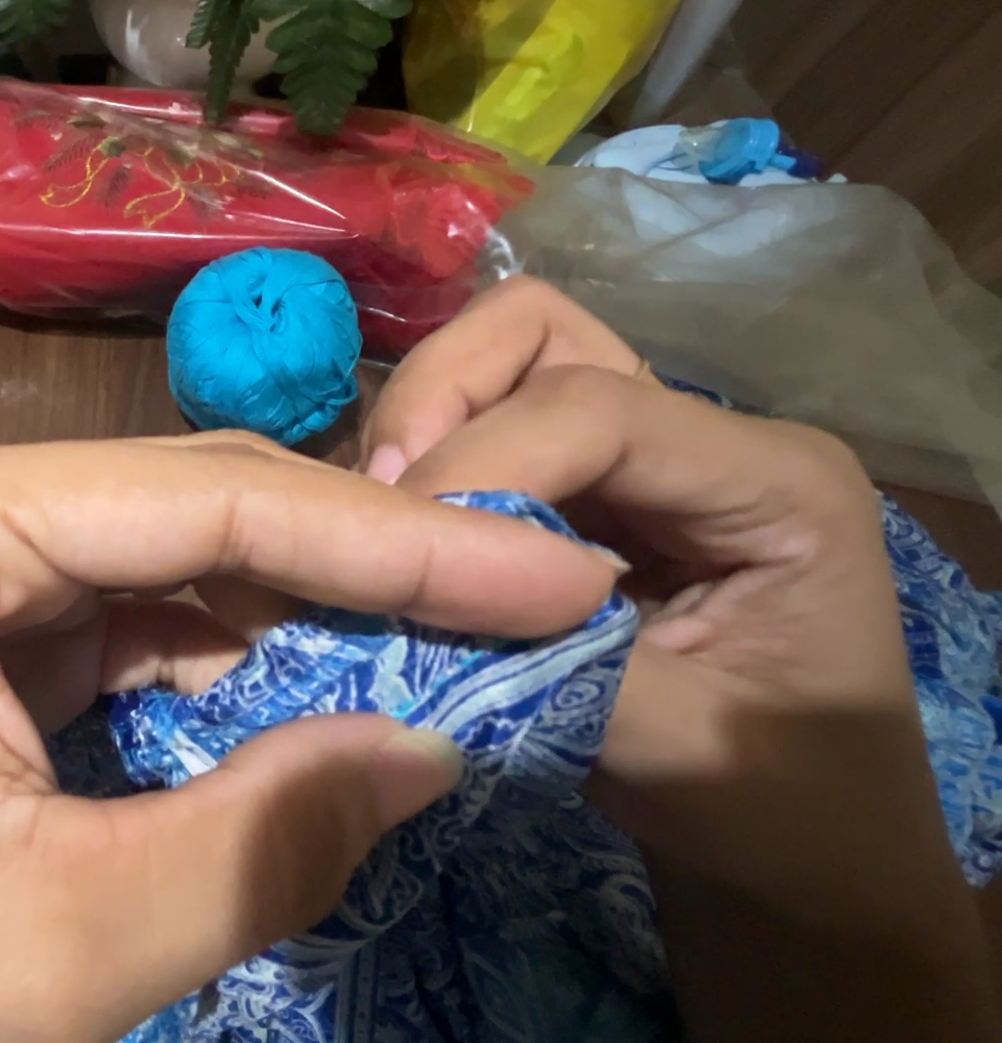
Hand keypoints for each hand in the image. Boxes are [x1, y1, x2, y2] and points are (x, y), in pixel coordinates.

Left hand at [0, 432, 619, 1042]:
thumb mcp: (63, 938)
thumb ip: (265, 840)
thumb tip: (429, 751)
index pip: (203, 501)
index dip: (392, 540)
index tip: (552, 569)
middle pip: (198, 506)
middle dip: (366, 559)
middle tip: (533, 590)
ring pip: (186, 552)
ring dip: (318, 600)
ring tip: (466, 629)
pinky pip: (149, 606)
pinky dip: (249, 644)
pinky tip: (340, 670)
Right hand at [365, 277, 997, 1039]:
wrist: (787, 834)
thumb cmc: (768, 800)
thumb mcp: (671, 744)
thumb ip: (543, 663)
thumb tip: (403, 605)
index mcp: (764, 480)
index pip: (588, 409)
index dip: (473, 464)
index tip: (395, 554)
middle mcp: (690, 433)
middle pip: (529, 332)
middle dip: (431, 402)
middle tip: (378, 503)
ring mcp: (618, 450)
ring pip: (486, 361)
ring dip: (412, 426)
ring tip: (378, 520)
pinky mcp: (562, 483)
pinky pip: (464, 425)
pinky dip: (408, 460)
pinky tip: (389, 531)